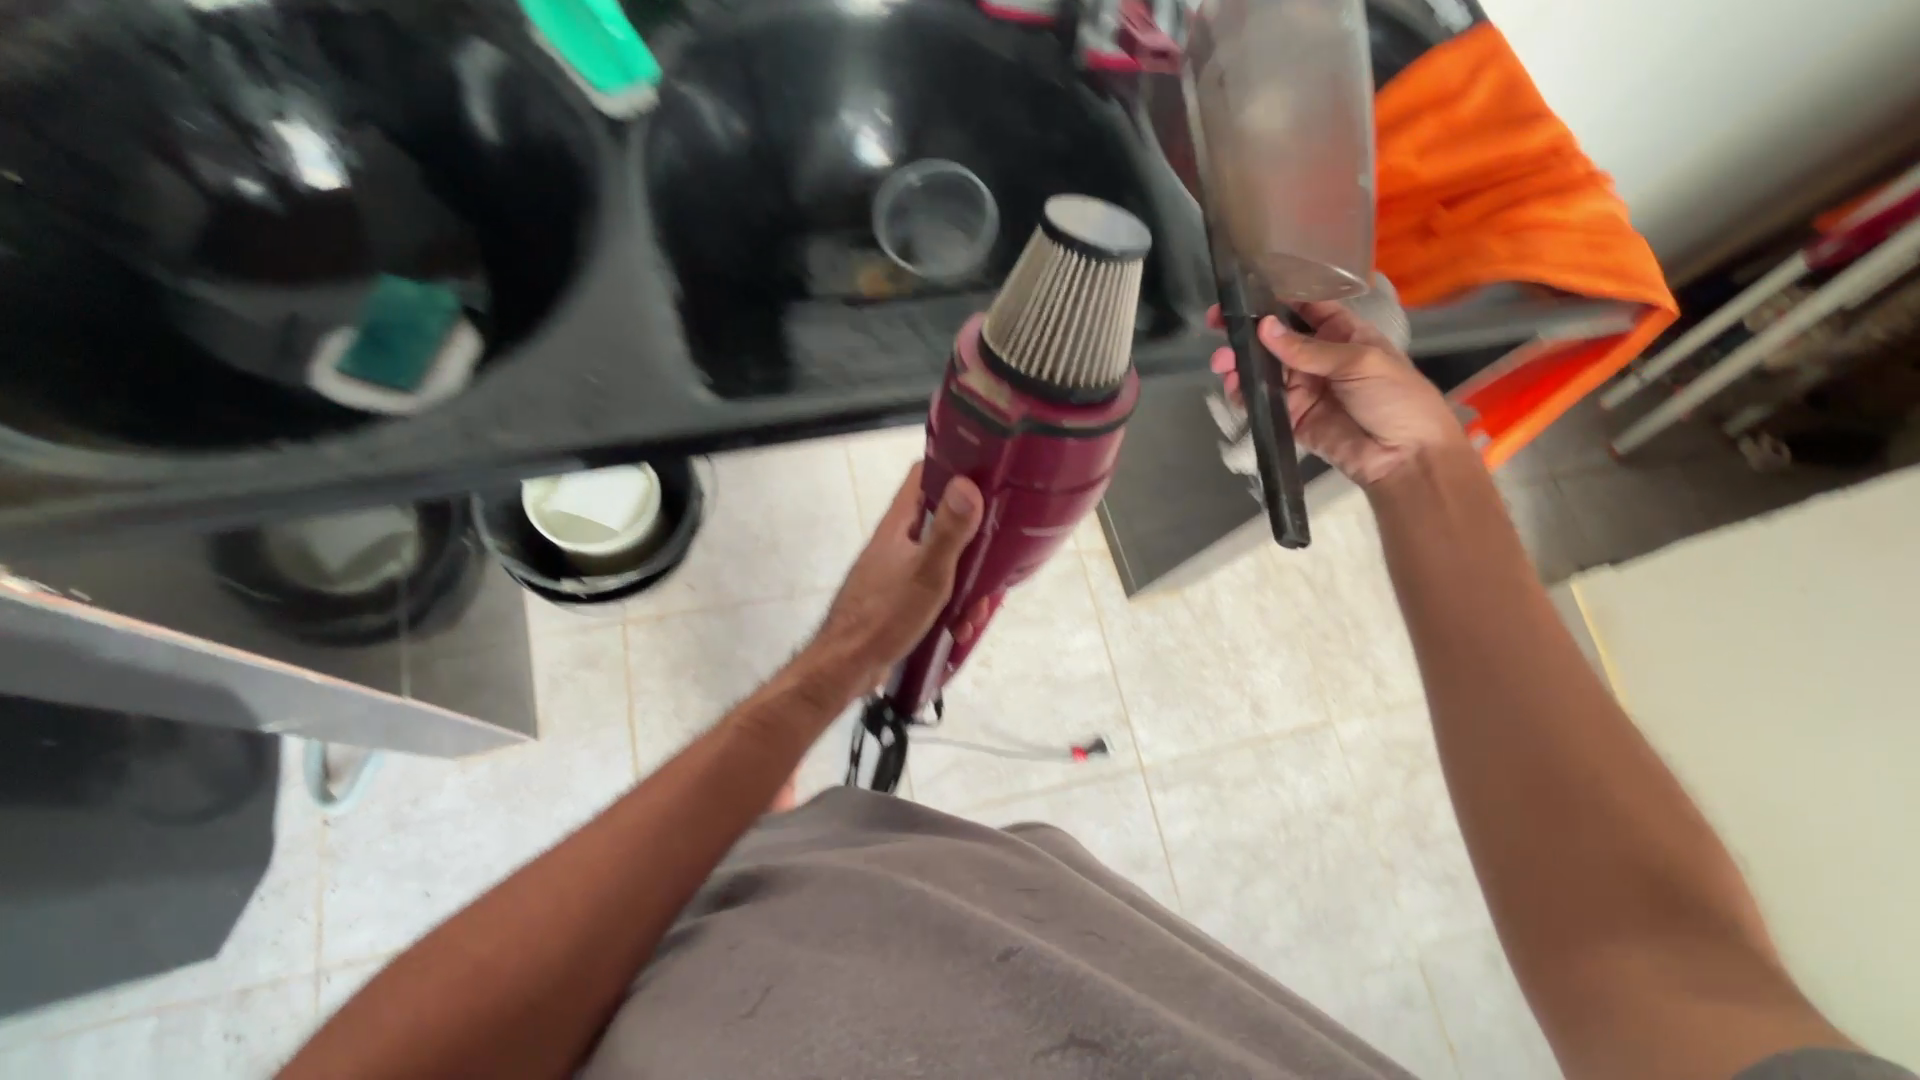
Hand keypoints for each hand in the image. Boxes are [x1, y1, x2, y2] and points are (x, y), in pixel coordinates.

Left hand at [808, 463, 984, 689]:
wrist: (847, 665)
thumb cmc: (885, 614)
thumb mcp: (927, 572)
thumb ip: (949, 530)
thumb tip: (968, 483)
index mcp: (900, 523)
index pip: (924, 476)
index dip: (954, 469)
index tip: (988, 479)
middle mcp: (897, 540)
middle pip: (943, 522)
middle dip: (973, 544)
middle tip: (993, 563)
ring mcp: (897, 570)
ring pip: (943, 561)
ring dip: (966, 584)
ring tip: (975, 612)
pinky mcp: (899, 598)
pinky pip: (935, 591)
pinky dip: (951, 607)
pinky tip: (958, 629)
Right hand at [1209, 301, 1467, 487]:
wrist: (1404, 456)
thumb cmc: (1395, 398)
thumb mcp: (1359, 362)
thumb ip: (1308, 349)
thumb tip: (1264, 327)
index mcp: (1343, 334)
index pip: (1304, 307)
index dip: (1275, 298)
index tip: (1243, 292)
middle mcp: (1318, 357)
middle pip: (1275, 337)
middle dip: (1247, 330)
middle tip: (1217, 324)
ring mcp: (1302, 387)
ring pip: (1263, 368)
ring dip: (1240, 362)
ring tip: (1222, 362)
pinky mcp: (1290, 416)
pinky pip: (1261, 401)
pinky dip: (1243, 393)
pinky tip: (1232, 386)